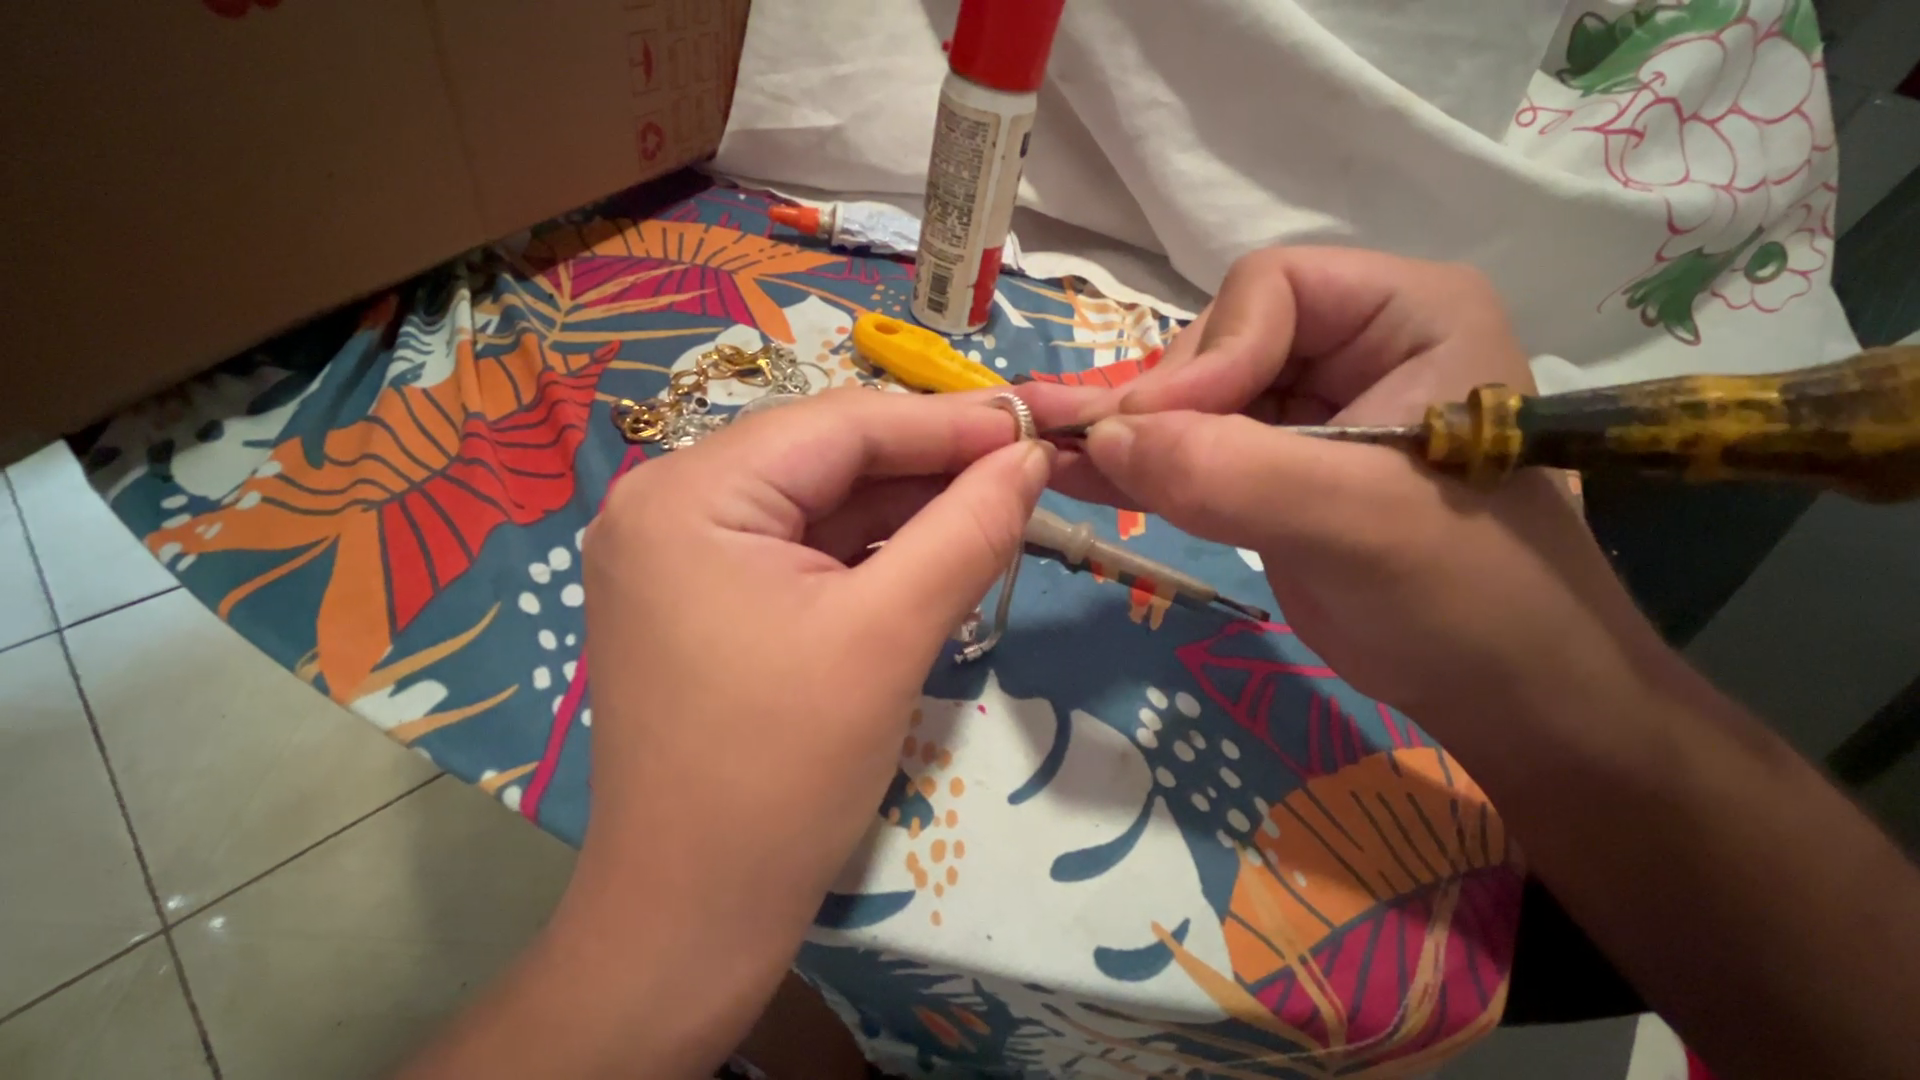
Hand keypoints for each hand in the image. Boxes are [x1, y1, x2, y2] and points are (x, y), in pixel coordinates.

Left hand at [567, 391, 1048, 1070]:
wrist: (694, 913)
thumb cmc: (784, 775)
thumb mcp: (889, 636)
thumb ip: (968, 529)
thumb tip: (1032, 454)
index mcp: (689, 494)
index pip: (840, 424)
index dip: (948, 422)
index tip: (1036, 425)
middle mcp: (666, 503)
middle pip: (825, 457)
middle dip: (929, 465)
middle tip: (1026, 468)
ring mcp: (676, 553)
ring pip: (816, 503)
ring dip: (905, 507)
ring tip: (995, 507)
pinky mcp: (698, 598)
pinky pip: (797, 549)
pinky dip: (867, 548)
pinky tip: (931, 552)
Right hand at [1022, 248, 1658, 721]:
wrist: (1497, 690)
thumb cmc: (1465, 592)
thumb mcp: (1355, 519)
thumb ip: (1228, 470)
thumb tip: (1099, 440)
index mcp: (1406, 314)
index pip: (1270, 291)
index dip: (1208, 359)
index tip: (1161, 437)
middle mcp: (1352, 346)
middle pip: (1217, 345)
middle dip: (1157, 405)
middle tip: (1087, 456)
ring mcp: (1306, 412)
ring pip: (1190, 402)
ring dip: (1120, 433)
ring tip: (1041, 444)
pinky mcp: (1270, 471)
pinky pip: (1189, 454)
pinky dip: (1133, 468)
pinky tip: (1072, 473)